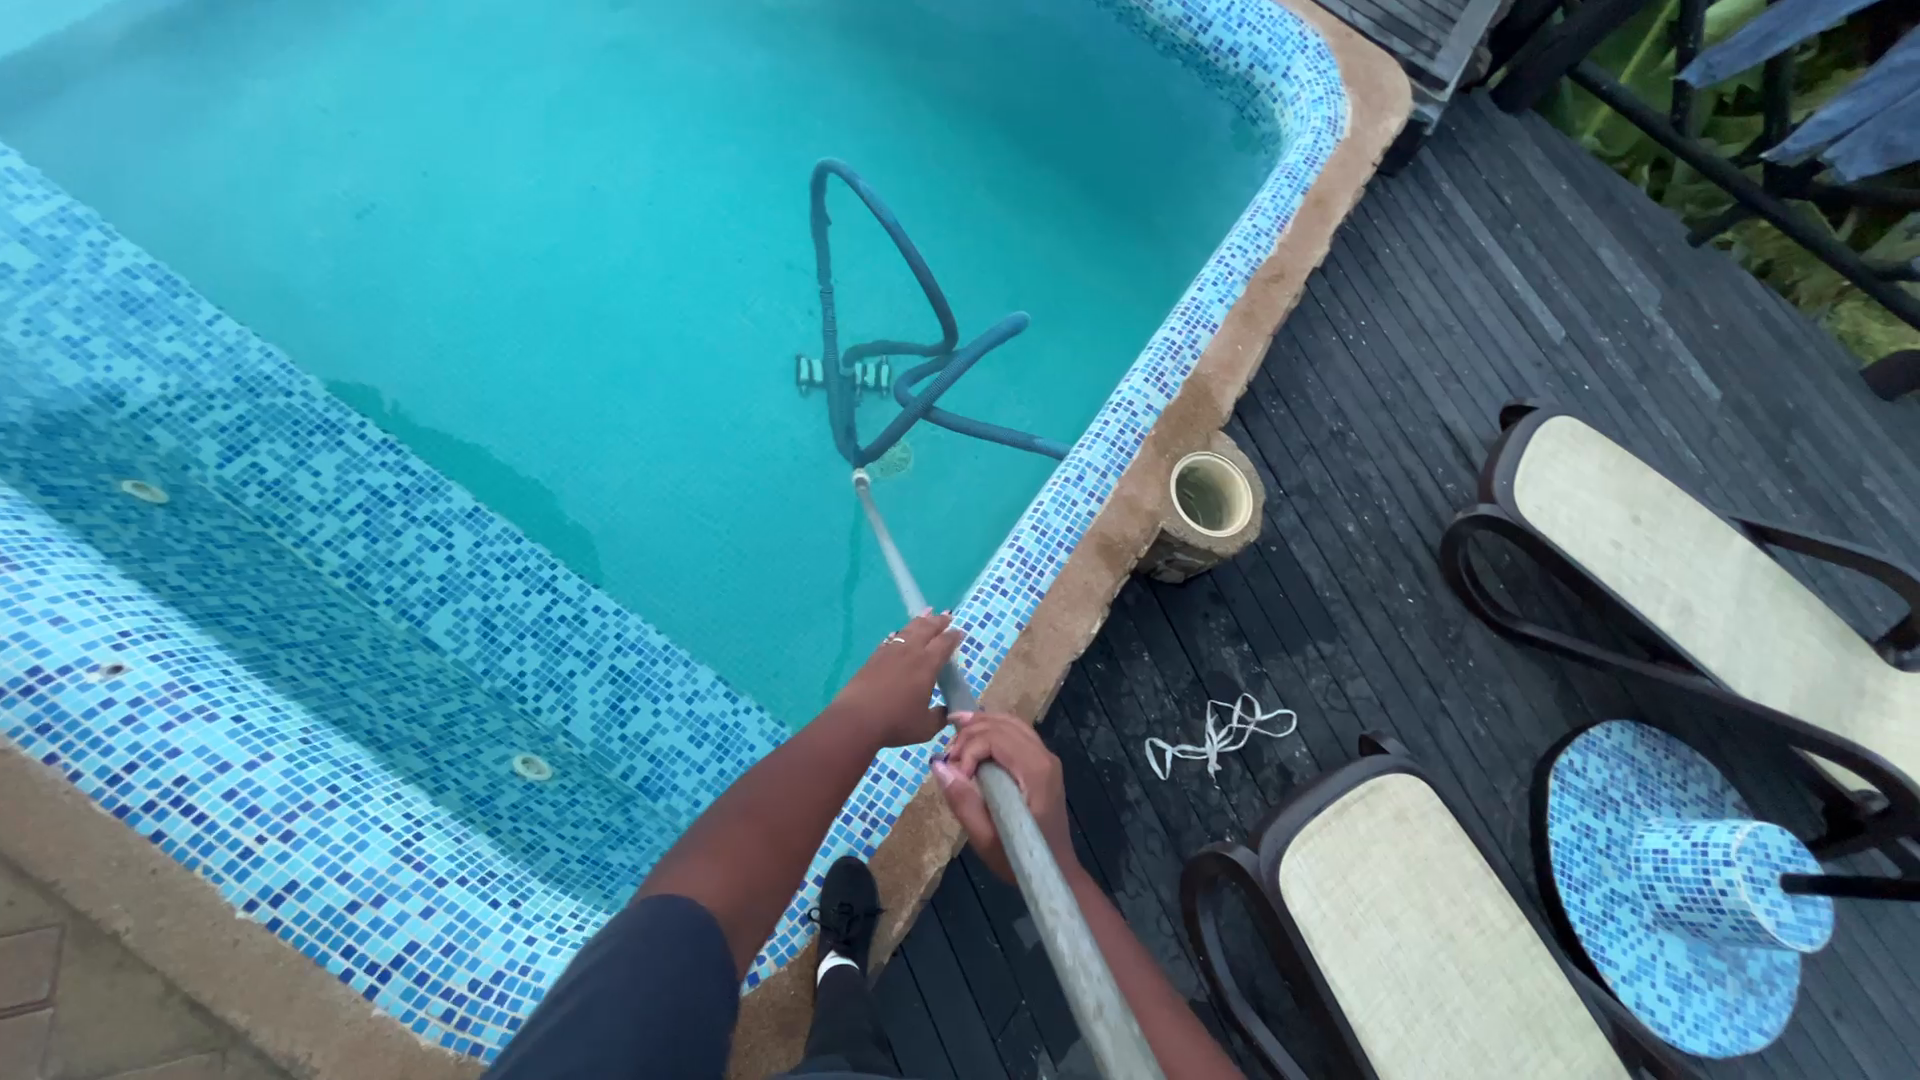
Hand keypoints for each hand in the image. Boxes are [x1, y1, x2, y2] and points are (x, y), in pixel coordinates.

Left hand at [826, 611, 963, 749]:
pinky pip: (890, 640)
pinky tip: (898, 634)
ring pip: (907, 630)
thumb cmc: (896, 722)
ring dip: (919, 621)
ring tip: (926, 615)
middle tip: (946, 616)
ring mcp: (890, 652)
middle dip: (938, 621)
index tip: (959, 632)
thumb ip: (940, 717)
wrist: (857, 719)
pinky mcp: (874, 657)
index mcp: (927, 664)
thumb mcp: (925, 727)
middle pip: (926, 629)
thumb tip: (948, 712)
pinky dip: (899, 634)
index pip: (944, 644)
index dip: (953, 637)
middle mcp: (910, 652)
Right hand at [931, 712, 1075, 882]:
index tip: (956, 776)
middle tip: (949, 758)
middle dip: (970, 735)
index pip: (995, 737)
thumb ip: (963, 801)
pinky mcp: (1042, 763)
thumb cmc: (1020, 859)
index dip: (968, 749)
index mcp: (1035, 772)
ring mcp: (1046, 757)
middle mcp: (1045, 756)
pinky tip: (974, 734)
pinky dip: (993, 729)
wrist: (1056, 872)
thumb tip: (939, 765)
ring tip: (954, 733)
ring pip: (1010, 723)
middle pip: (1001, 725)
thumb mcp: (985, 839)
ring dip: (980, 726)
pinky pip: (1016, 733)